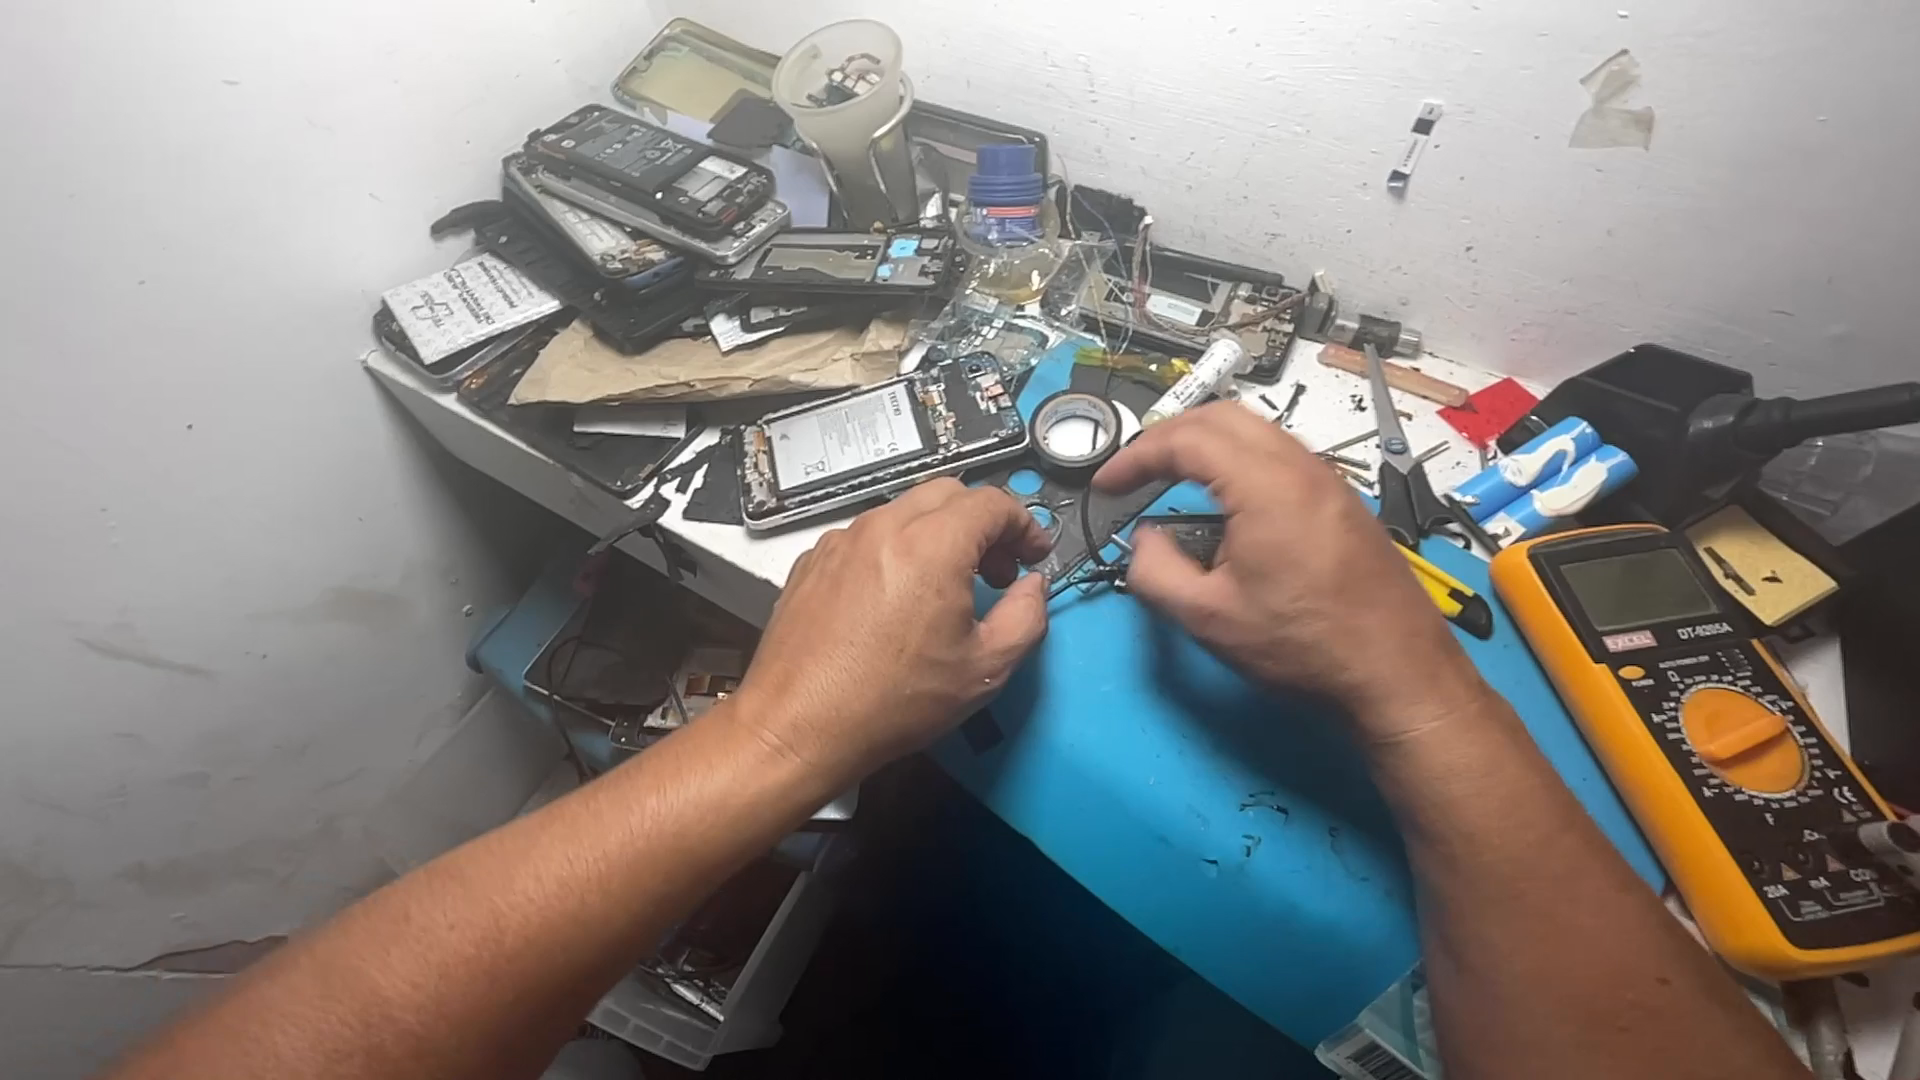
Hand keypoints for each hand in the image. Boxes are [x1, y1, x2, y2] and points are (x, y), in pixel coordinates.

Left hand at [729, 479, 1052, 781]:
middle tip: (997, 570)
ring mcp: (841, 539)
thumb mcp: (984, 669)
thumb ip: (1027, 616)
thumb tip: (1032, 586)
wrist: (796, 727)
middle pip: (948, 494)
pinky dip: (896, 549)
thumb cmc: (893, 702)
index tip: (1033, 555)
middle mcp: (883, 526)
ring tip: (947, 587)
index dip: (1024, 525)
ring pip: (904, 512)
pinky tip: (896, 598)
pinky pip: (867, 536)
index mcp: (932, 544)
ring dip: (938, 534)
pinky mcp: (813, 560)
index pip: (992, 503)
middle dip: (983, 523)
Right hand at [1094, 404, 1485, 740]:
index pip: (1186, 440)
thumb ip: (1154, 570)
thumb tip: (1145, 539)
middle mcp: (1301, 466)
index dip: (1135, 456)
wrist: (1399, 676)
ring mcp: (1328, 480)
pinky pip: (1277, 453)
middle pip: (1221, 417)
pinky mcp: (1341, 500)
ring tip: (1168, 478)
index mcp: (1265, 485)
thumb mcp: (1207, 617)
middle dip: (1166, 436)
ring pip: (1254, 430)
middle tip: (1133, 471)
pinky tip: (1222, 499)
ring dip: (1202, 443)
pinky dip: (1234, 459)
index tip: (1106, 485)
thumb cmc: (1301, 647)